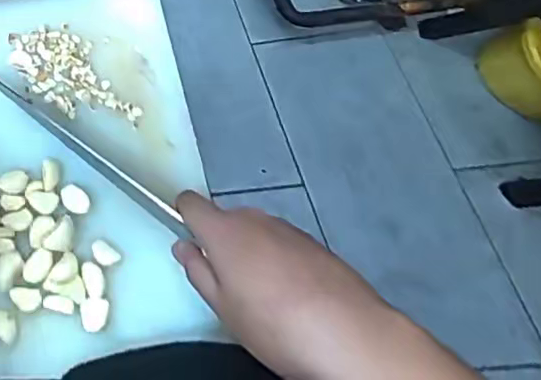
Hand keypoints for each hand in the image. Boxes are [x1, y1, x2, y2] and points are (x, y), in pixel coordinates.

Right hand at [172, 191, 476, 379]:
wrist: (356, 339)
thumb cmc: (279, 326)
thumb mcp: (224, 309)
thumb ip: (197, 271)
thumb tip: (184, 248)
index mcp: (222, 229)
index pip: (190, 202)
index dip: (186, 217)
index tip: (191, 240)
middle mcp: (252, 218)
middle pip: (227, 219)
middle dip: (225, 242)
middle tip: (233, 283)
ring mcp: (287, 228)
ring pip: (258, 231)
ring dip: (256, 252)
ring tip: (271, 297)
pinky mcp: (317, 244)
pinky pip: (287, 244)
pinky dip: (285, 262)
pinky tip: (299, 298)